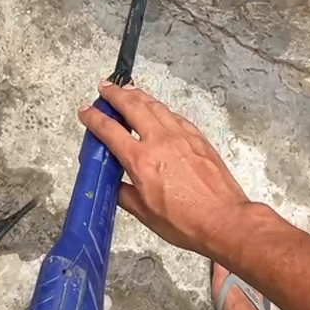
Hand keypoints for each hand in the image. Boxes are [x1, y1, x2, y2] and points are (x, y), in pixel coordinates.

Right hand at [79, 82, 255, 258]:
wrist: (224, 220)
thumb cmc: (186, 222)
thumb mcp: (144, 213)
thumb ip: (124, 194)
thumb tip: (115, 186)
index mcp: (140, 160)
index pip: (109, 130)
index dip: (94, 118)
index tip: (86, 111)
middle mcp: (159, 141)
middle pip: (132, 106)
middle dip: (114, 94)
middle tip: (105, 87)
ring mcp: (180, 136)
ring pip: (155, 105)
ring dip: (138, 95)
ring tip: (128, 90)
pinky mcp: (197, 138)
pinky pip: (174, 116)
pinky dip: (160, 109)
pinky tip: (157, 110)